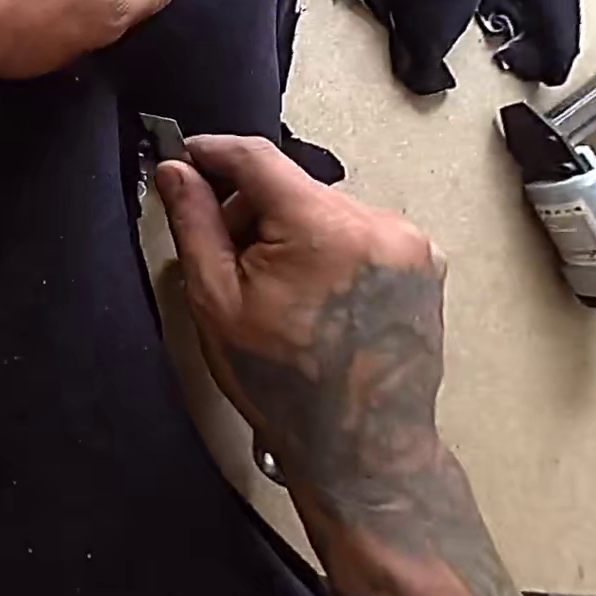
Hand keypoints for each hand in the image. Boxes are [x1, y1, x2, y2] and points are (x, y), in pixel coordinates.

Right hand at [155, 136, 447, 489]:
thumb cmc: (281, 380)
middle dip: (246, 209)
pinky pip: (350, 228)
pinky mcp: (420, 261)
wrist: (360, 444)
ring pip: (317, 206)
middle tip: (225, 259)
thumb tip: (175, 172)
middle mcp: (379, 224)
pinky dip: (316, 243)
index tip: (184, 155)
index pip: (258, 158)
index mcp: (325, 229)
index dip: (212, 150)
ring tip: (268, 287)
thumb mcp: (215, 299)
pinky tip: (304, 291)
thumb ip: (194, 223)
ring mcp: (408, 243)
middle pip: (288, 185)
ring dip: (281, 228)